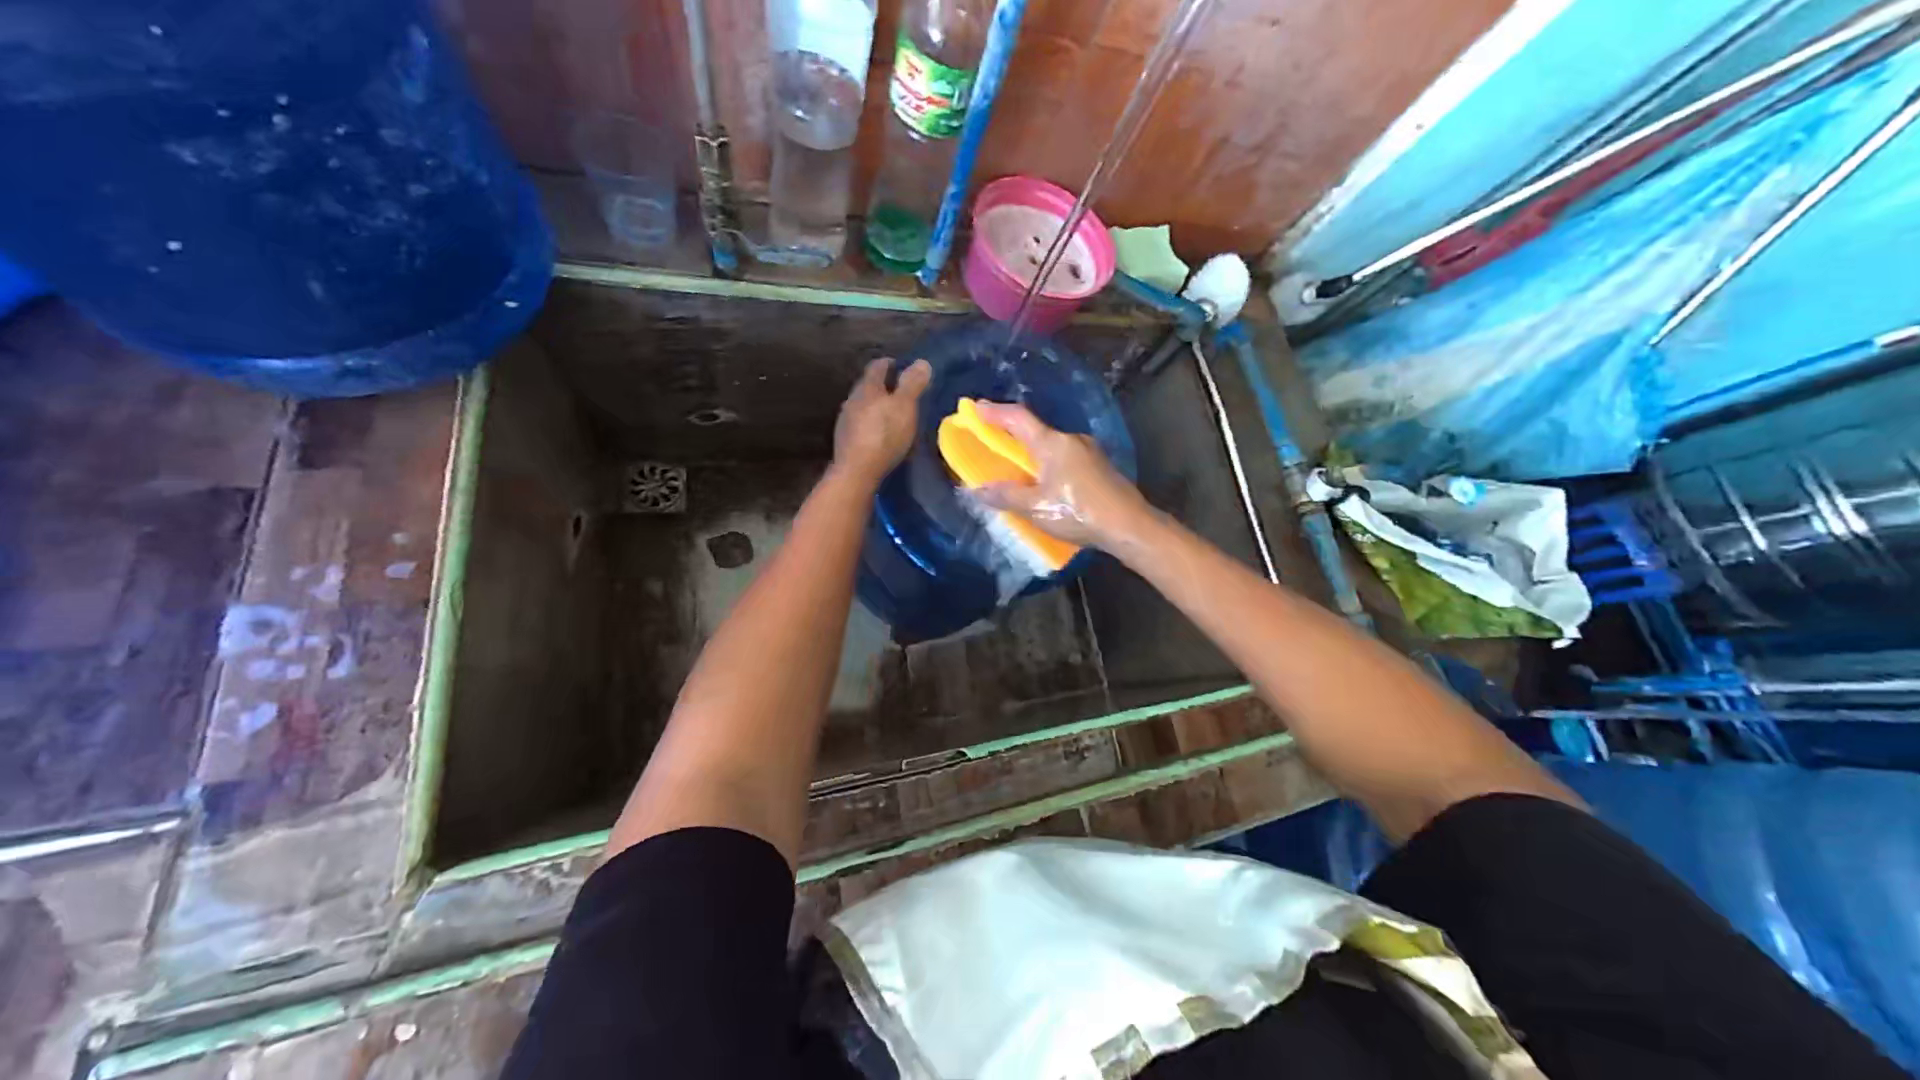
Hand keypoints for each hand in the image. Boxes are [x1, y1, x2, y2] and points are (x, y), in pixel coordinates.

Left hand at [832, 357, 930, 486]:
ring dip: (876, 406)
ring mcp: (846, 421)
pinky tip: (880, 434)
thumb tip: (922, 362)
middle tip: (900, 391)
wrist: (857, 470)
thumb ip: (912, 384)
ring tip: (892, 414)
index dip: (890, 364)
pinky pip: (860, 425)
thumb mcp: (905, 406)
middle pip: (869, 386)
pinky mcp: (845, 440)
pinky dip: (871, 424)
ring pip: (863, 406)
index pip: (877, 366)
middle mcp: (852, 399)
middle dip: (884, 386)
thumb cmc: (885, 434)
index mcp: (867, 387)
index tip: (901, 366)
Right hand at [971, 401, 1154, 549]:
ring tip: (1016, 466)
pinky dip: (1048, 462)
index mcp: (1052, 443)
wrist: (1130, 527)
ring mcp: (1089, 452)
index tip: (975, 407)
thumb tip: (979, 489)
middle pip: (1035, 430)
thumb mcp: (1036, 508)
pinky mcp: (1099, 466)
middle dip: (1011, 434)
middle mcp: (1071, 439)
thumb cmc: (1079, 513)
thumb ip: (1006, 496)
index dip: (994, 412)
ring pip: (1051, 445)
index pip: (1018, 419)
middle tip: (991, 438)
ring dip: (1031, 451)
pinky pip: (1064, 457)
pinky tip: (1044, 481)